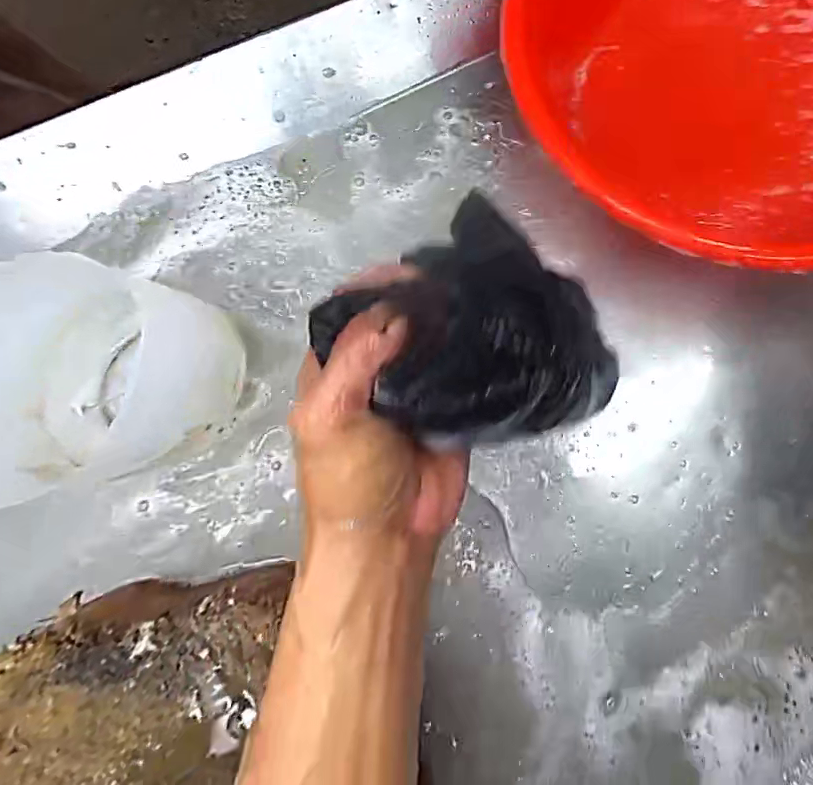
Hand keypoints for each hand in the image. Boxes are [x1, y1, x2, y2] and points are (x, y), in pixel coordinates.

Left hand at [290, 271, 468, 549]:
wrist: (392, 539)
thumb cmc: (347, 481)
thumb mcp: (330, 418)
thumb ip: (354, 361)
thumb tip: (395, 314)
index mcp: (333, 365)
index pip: (349, 309)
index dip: (374, 286)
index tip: (407, 273)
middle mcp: (372, 366)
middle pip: (392, 314)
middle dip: (414, 293)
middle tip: (444, 279)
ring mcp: (412, 381)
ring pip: (426, 333)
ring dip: (443, 312)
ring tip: (466, 292)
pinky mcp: (447, 398)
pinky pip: (457, 362)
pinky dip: (467, 342)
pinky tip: (482, 323)